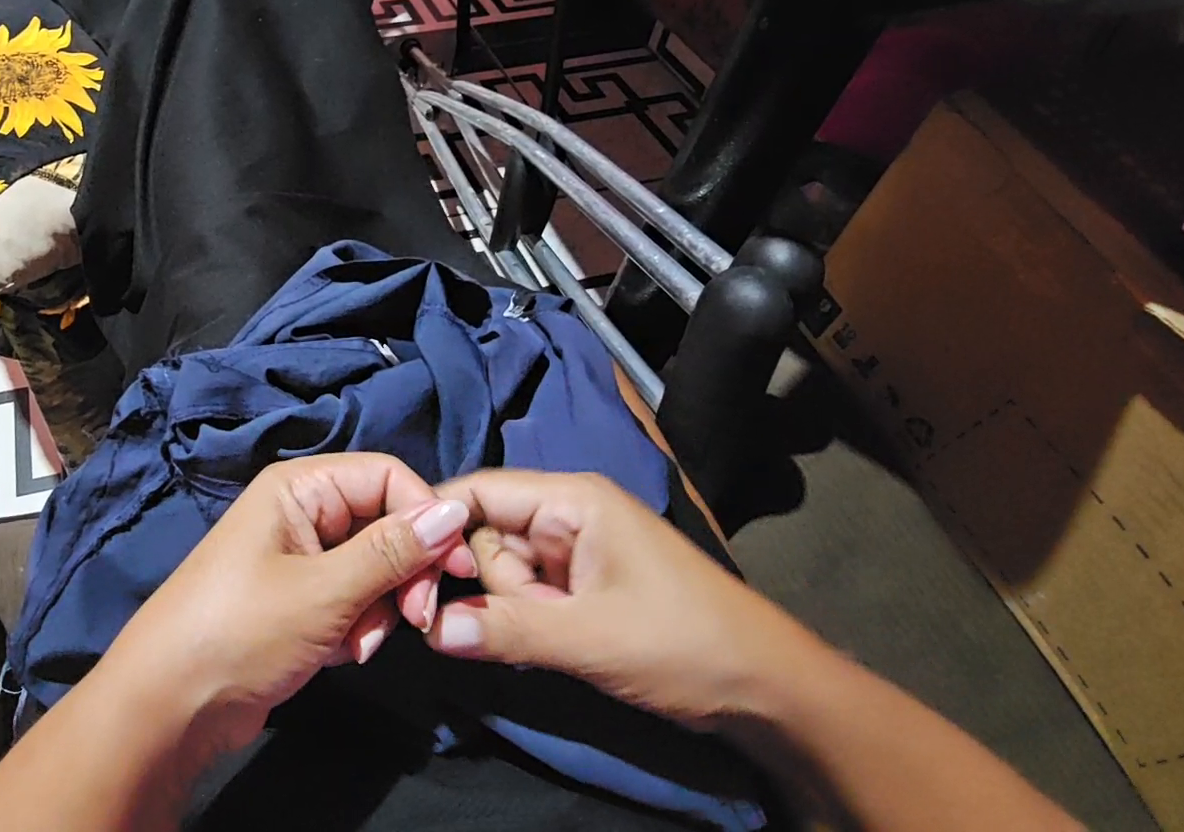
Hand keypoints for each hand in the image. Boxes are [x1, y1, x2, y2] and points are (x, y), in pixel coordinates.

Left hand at [94, 453, 476, 753]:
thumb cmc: (243, 630)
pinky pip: (354, 598)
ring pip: (376, 567)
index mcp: (300, 487)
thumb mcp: (325, 590)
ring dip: (379, 609)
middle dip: (404, 574)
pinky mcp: (302, 598)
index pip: (388, 477)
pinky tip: (341, 653)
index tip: (458, 569)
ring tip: (356, 644)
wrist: (171, 705)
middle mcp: (303, 511)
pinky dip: (358, 626)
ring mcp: (302, 556)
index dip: (429, 517)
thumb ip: (393, 550)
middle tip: (415, 619)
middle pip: (386, 523)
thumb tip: (454, 510)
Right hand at [424, 469, 828, 731]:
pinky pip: (528, 592)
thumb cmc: (686, 646)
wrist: (772, 693)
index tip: (411, 573)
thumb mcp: (591, 639)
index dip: (438, 524)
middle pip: (486, 536)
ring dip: (519, 610)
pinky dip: (532, 620)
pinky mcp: (580, 582)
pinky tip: (563, 643)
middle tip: (540, 623)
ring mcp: (575, 549)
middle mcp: (567, 513)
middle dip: (496, 586)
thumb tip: (429, 631)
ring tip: (569, 637)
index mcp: (572, 499)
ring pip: (504, 571)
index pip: (479, 491)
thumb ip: (505, 630)